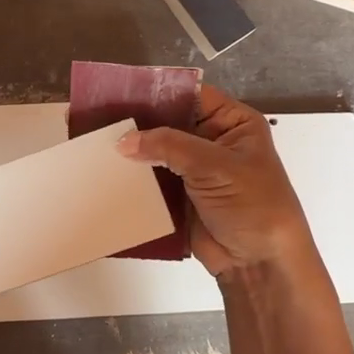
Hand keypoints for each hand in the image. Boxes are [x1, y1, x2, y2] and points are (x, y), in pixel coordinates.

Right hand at [116, 84, 309, 276]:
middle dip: (138, 122)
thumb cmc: (253, 205)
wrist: (258, 262)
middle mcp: (211, 140)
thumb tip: (124, 141)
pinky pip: (150, 179)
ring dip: (131, 150)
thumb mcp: (217, 167)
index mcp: (232, 123)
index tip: (122, 91)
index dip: (159, 91)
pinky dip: (132, 176)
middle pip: (168, 122)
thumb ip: (171, 147)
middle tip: (99, 116)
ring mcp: (193, 169)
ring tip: (94, 141)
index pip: (191, 96)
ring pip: (156, 151)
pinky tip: (104, 169)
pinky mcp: (177, 195)